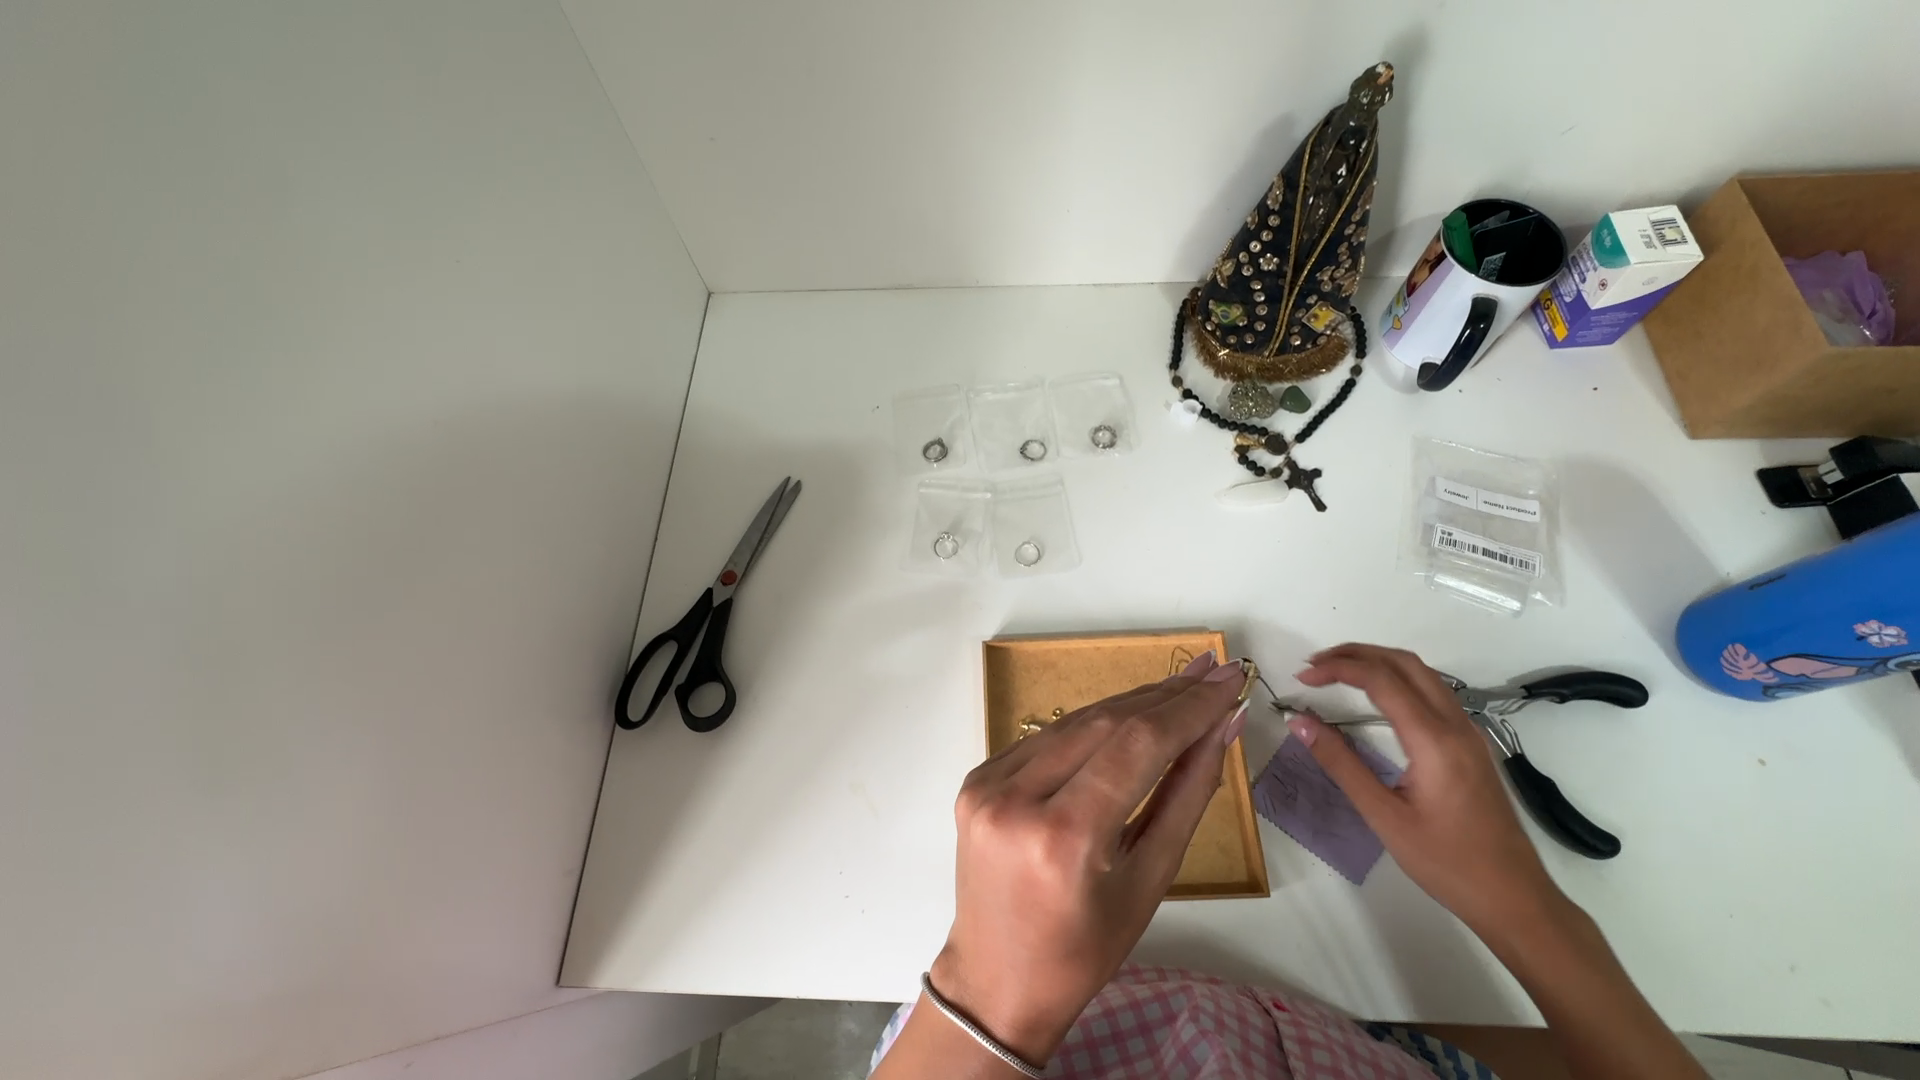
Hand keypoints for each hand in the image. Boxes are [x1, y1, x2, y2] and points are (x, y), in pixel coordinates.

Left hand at [929, 653, 1248, 1062]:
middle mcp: (1016, 798)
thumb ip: (1187, 796)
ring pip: (1074, 723)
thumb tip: (1221, 728)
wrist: (996, 979)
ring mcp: (987, 784)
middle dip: (1165, 695)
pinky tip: (1129, 714)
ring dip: (1131, 703)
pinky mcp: (977, 778)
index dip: (1189, 707)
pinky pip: (1046, 740)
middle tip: (1212, 672)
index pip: (1137, 745)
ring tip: (1181, 685)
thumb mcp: (1150, 880)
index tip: (1228, 680)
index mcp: (1064, 836)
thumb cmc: (1085, 949)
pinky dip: (1091, 725)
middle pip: (1103, 723)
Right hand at [1289, 644, 1564, 936]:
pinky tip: (1374, 699)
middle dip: (1356, 654)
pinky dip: (1397, 679)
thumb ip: (1341, 764)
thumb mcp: (1383, 816)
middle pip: (1404, 663)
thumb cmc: (1446, 863)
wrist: (1515, 898)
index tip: (1302, 677)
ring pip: (1422, 674)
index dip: (1337, 668)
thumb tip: (1300, 722)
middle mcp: (1456, 726)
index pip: (1381, 680)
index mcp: (1434, 740)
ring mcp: (1469, 734)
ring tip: (1336, 673)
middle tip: (1314, 664)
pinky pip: (1432, 692)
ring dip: (1377, 663)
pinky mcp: (1471, 745)